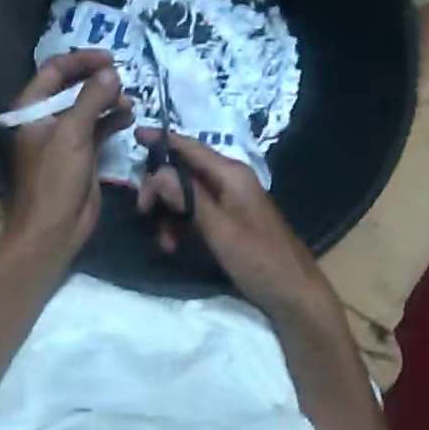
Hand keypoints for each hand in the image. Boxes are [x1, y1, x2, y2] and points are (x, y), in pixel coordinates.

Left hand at [0, 50, 133, 265]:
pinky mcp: (82, 153)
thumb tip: (110, 72)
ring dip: (109, 100)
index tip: (110, 59)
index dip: (81, 60)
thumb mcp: (72, 134)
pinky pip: (99, 127)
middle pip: (73, 86)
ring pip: (89, 107)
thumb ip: (91, 99)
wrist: (52, 229)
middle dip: (98, 80)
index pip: (55, 70)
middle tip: (123, 80)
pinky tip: (130, 116)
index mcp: (32, 109)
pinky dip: (113, 119)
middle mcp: (47, 118)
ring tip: (129, 102)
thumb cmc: (54, 178)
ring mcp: (65, 136)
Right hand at [135, 128, 332, 317]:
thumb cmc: (259, 259)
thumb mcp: (219, 229)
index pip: (190, 147)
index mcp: (231, 174)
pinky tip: (173, 245)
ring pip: (185, 194)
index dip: (162, 140)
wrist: (294, 295)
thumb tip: (156, 171)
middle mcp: (229, 180)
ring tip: (163, 241)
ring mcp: (229, 200)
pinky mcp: (228, 220)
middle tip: (143, 211)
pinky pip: (195, 212)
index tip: (134, 134)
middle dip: (159, 187)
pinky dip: (180, 224)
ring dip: (168, 213)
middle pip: (183, 170)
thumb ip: (187, 197)